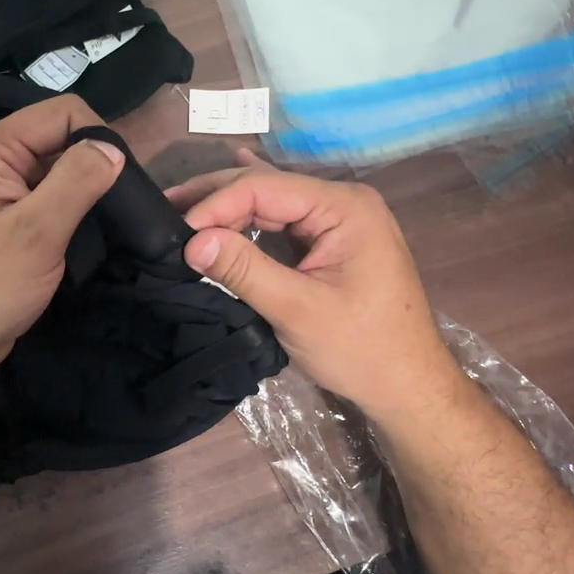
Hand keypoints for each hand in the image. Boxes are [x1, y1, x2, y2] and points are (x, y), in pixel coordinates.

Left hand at [0, 95, 124, 376]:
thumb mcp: (38, 230)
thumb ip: (77, 180)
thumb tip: (113, 147)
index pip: (62, 112)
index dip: (97, 136)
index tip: (122, 180)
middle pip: (59, 140)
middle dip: (93, 167)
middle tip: (120, 209)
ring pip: (56, 175)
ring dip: (84, 195)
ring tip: (109, 225)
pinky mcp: (3, 225)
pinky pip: (45, 204)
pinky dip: (68, 216)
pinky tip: (85, 239)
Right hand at [166, 150, 463, 421]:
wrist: (408, 386)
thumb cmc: (361, 348)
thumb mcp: (297, 309)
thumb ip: (245, 270)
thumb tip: (191, 241)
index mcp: (344, 207)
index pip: (264, 187)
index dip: (215, 204)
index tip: (177, 232)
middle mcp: (342, 203)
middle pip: (266, 188)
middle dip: (215, 198)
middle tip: (165, 210)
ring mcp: (338, 222)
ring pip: (270, 205)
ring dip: (227, 211)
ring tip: (180, 215)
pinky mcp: (330, 243)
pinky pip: (281, 223)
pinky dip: (248, 221)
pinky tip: (222, 205)